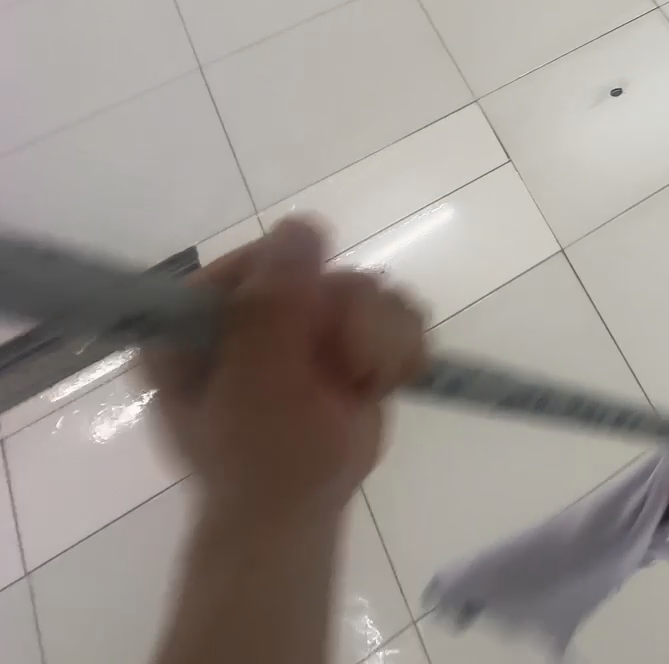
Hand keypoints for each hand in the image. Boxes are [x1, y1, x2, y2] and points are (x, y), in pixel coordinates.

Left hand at [143, 218, 427, 525]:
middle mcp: (255, 311)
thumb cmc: (264, 456)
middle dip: (358, 328)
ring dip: (386, 343)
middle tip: (346, 373)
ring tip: (366, 384)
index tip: (314, 333)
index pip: (264, 259)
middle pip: (336, 276)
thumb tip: (304, 223)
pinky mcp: (355, 336)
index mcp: (204, 318)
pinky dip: (405, 348)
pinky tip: (387, 381)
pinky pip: (403, 312)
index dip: (304, 286)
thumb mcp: (261, 384)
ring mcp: (309, 323)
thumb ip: (275, 306)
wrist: (303, 504)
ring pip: (379, 292)